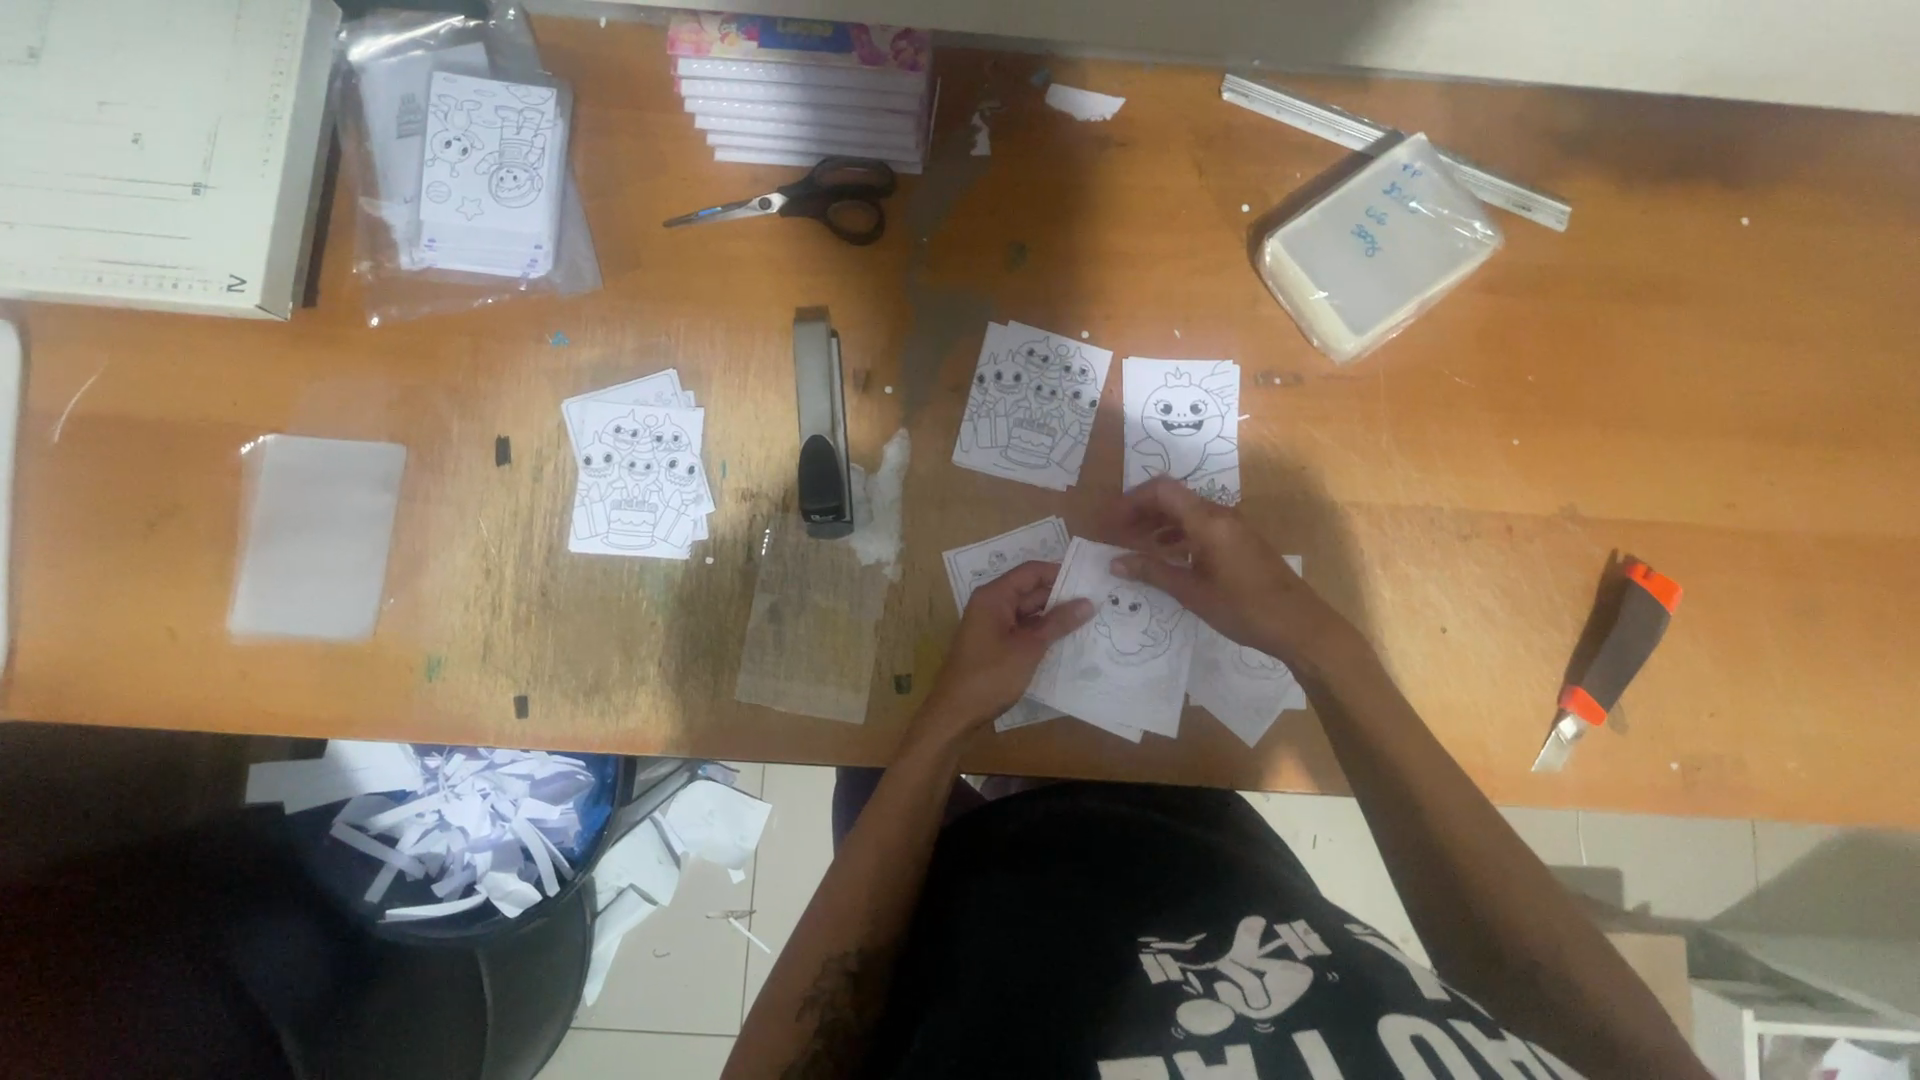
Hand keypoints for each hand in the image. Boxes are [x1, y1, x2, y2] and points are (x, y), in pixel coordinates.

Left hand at [919, 561, 1093, 738]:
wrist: (956, 712)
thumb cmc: (990, 676)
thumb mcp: (1029, 647)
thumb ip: (1058, 622)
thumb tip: (1088, 602)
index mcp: (994, 596)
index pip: (1031, 571)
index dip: (1060, 572)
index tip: (1090, 580)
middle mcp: (991, 604)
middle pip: (1031, 591)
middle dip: (1061, 596)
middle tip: (1098, 603)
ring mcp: (992, 625)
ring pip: (1029, 612)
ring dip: (1054, 617)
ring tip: (1090, 620)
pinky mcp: (995, 644)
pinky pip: (1023, 629)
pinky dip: (1043, 633)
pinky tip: (1067, 640)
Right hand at [1105, 477, 1360, 672]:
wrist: (1300, 625)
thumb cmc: (1243, 608)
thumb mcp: (1191, 592)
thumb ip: (1152, 572)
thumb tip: (1115, 563)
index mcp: (1208, 521)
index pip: (1162, 490)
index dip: (1132, 500)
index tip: (1111, 522)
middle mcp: (1221, 515)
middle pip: (1173, 497)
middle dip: (1141, 511)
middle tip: (1117, 533)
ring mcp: (1233, 527)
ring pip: (1187, 512)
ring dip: (1159, 522)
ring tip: (1136, 545)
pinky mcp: (1240, 542)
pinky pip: (1202, 526)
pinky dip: (1178, 534)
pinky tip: (1167, 556)